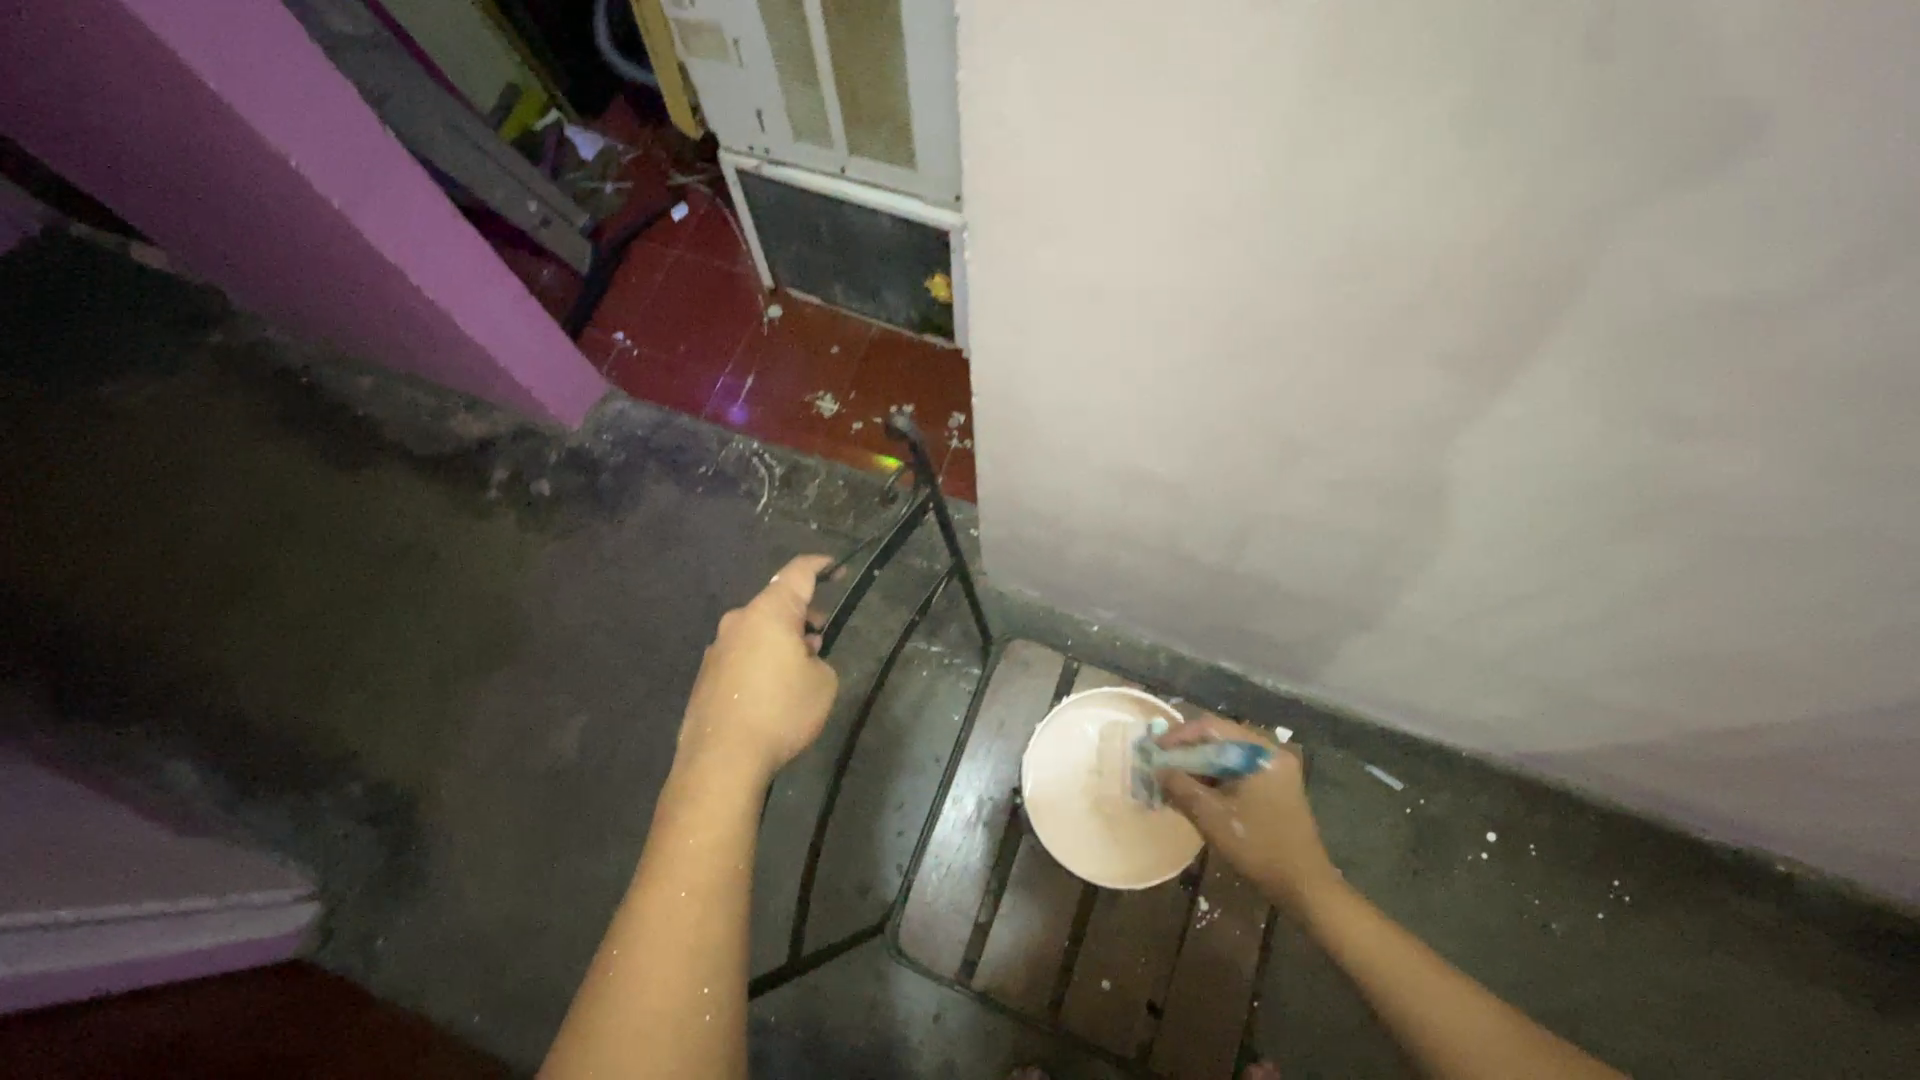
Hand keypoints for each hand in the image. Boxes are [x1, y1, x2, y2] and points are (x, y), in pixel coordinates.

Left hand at [678, 555, 839, 784]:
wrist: (722, 759)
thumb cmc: (780, 712)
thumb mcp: (824, 683)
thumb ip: (819, 660)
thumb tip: (802, 659)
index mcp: (769, 612)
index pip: (797, 573)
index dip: (820, 565)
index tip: (835, 566)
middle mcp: (739, 621)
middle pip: (776, 604)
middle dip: (802, 615)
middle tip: (821, 638)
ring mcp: (718, 648)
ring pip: (758, 631)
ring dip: (781, 641)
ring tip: (799, 670)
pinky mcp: (707, 675)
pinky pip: (742, 655)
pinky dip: (761, 661)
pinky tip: (772, 692)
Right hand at [1156, 714, 1338, 916]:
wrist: (1303, 886)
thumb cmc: (1258, 847)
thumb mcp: (1211, 817)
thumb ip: (1180, 787)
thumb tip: (1157, 769)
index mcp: (1260, 753)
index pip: (1211, 727)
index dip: (1178, 736)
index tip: (1154, 750)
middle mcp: (1270, 753)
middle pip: (1219, 739)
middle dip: (1187, 751)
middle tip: (1160, 764)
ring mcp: (1275, 770)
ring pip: (1227, 756)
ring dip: (1199, 765)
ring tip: (1172, 780)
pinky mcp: (1275, 787)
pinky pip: (1237, 771)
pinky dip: (1215, 778)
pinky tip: (1195, 792)